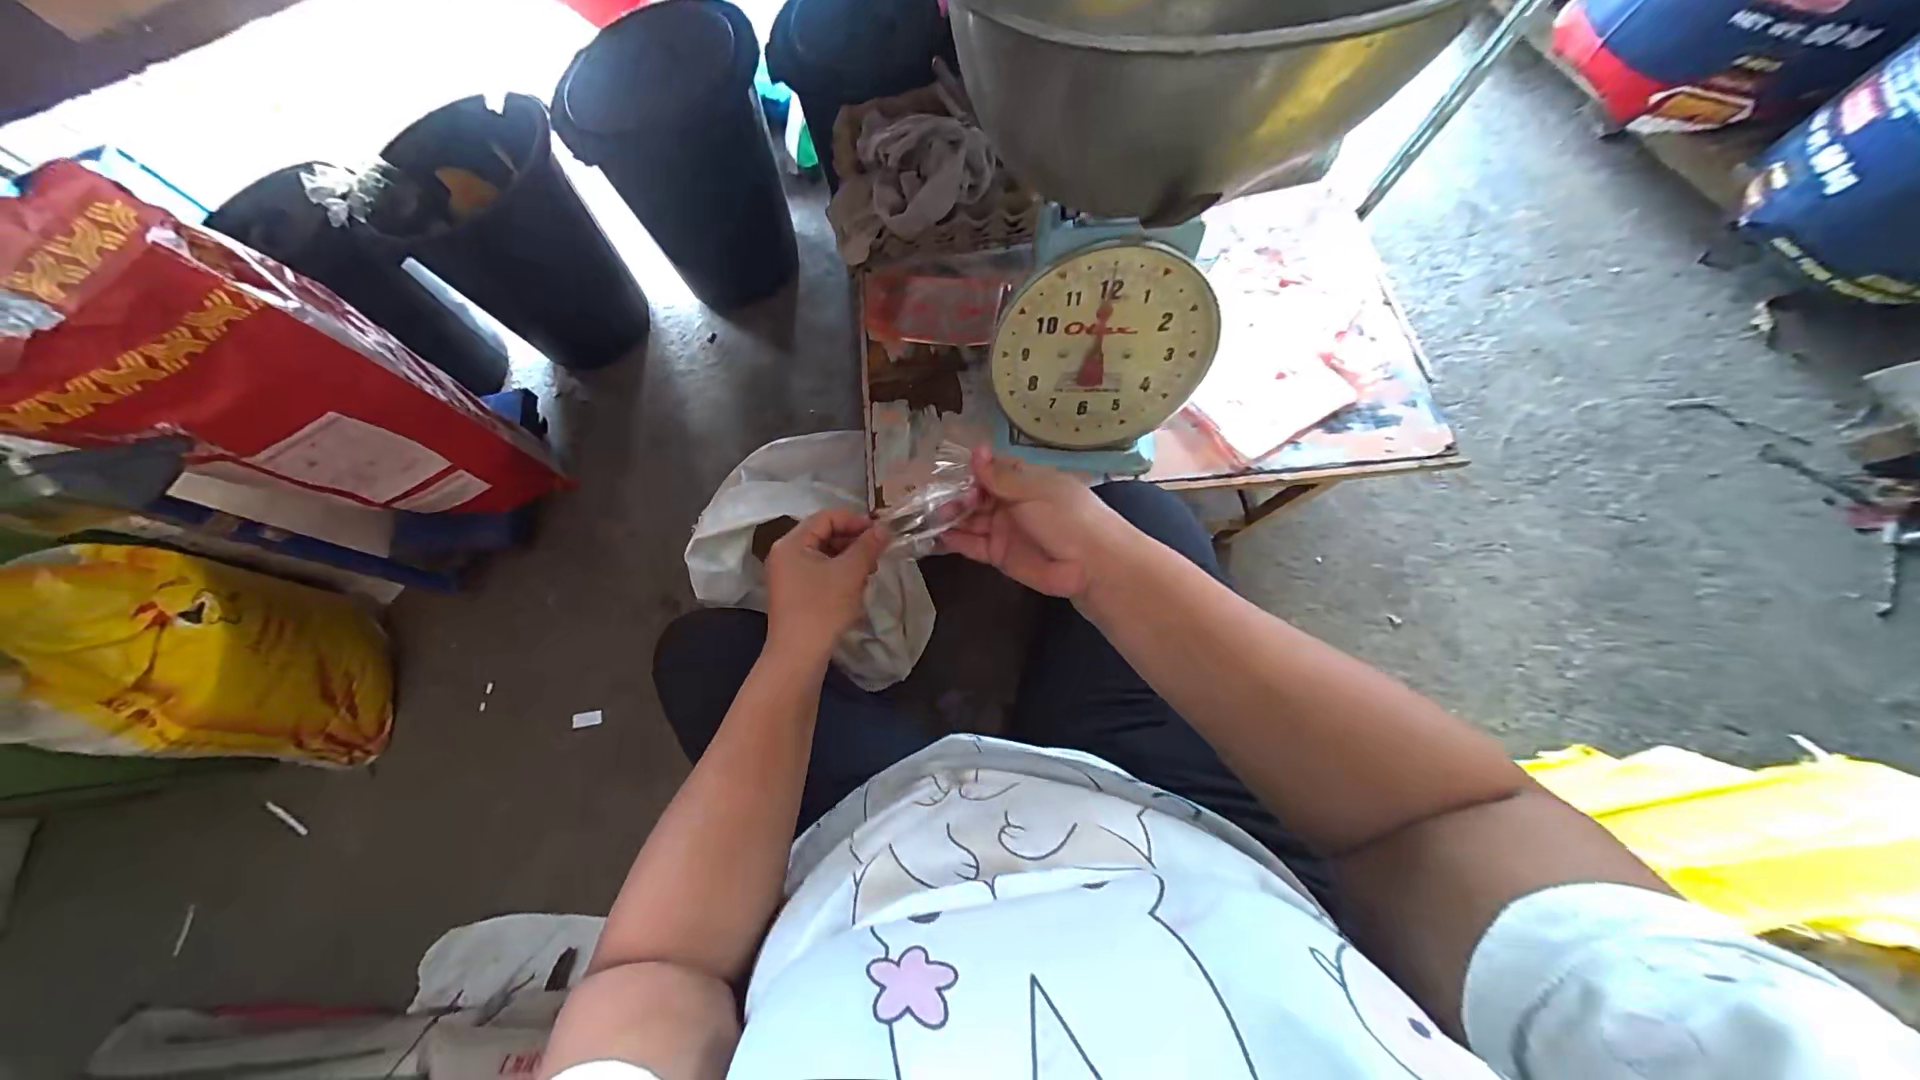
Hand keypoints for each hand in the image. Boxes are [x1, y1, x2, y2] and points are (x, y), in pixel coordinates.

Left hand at [765, 509, 888, 661]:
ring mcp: (788, 575)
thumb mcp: (850, 572)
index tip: (880, 532)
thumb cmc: (822, 608)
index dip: (855, 520)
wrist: (799, 655)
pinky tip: (856, 585)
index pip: (826, 517)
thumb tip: (884, 528)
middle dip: (853, 541)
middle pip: (824, 534)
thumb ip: (868, 546)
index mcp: (791, 543)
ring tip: (869, 570)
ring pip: (824, 554)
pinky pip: (820, 571)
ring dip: (849, 557)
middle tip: (878, 553)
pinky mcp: (795, 592)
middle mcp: (785, 554)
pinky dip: (840, 573)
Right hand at [938, 445, 1127, 598]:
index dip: (969, 472)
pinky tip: (937, 536)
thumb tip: (976, 449)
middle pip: (975, 496)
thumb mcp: (1034, 490)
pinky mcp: (999, 555)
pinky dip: (955, 541)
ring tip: (930, 518)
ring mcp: (1004, 529)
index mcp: (1024, 481)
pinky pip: (972, 545)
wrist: (1090, 564)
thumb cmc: (1067, 517)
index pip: (990, 471)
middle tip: (938, 503)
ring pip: (970, 521)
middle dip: (955, 497)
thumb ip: (1000, 476)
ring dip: (951, 518)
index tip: (948, 475)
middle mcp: (1011, 503)